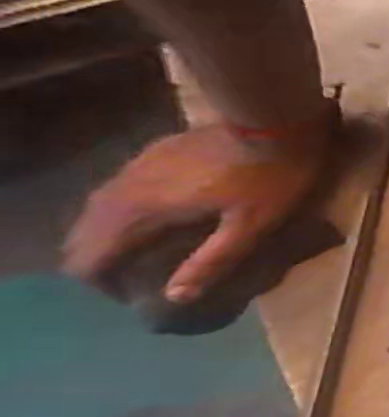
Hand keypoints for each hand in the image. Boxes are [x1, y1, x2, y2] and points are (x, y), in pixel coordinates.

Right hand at [63, 114, 333, 303]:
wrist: (274, 120)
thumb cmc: (270, 176)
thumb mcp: (253, 223)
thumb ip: (213, 258)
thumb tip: (177, 295)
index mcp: (136, 212)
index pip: (87, 258)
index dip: (103, 283)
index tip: (136, 293)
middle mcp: (121, 190)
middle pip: (85, 236)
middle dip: (105, 260)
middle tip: (145, 274)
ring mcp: (134, 167)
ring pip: (101, 210)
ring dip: (115, 234)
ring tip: (153, 250)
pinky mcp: (154, 153)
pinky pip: (123, 189)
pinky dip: (129, 210)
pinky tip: (163, 215)